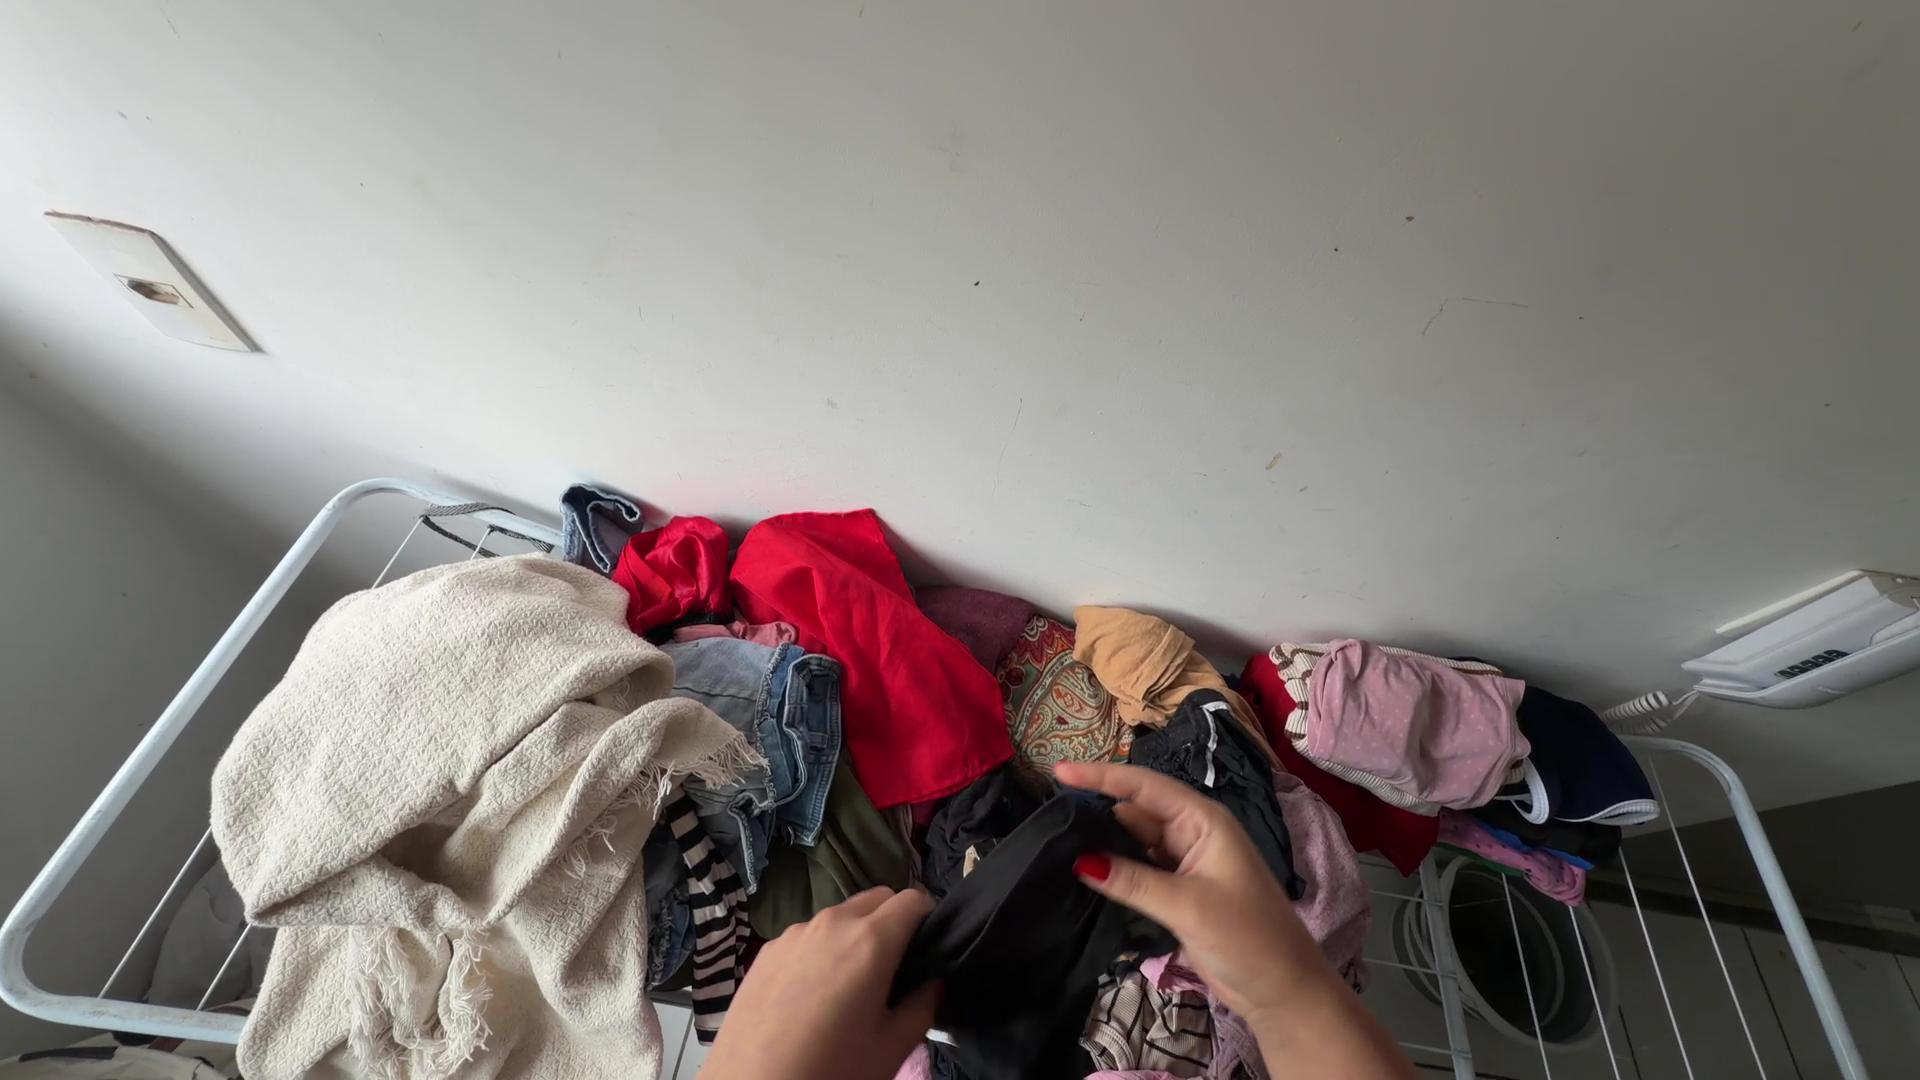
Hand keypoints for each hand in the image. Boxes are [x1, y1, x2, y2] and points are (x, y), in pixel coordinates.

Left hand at [699, 886, 940, 1079]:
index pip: (913, 899)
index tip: (929, 948)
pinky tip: (809, 996)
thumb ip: (922, 1006)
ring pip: (841, 915)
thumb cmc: (830, 1074)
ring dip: (856, 934)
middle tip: (894, 969)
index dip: (928, 918)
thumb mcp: (891, 1050)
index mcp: (871, 939)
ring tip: (848, 987)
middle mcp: (833, 921)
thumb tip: (933, 981)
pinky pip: (807, 935)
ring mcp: (795, 932)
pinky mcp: (766, 950)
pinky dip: (821, 950)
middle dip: (894, 921)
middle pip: (878, 898)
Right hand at [1053, 760, 1322, 1024]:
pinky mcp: (1177, 888)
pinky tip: (1087, 870)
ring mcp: (1184, 861)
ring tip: (1059, 839)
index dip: (1100, 776)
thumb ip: (1132, 880)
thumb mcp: (1187, 905)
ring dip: (1104, 840)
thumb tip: (1080, 860)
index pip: (1143, 787)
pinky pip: (1138, 867)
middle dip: (1097, 808)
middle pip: (1135, 809)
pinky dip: (1114, 867)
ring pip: (1134, 839)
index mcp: (1203, 819)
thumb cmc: (1248, 938)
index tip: (1059, 771)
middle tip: (1052, 815)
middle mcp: (1191, 832)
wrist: (1285, 995)